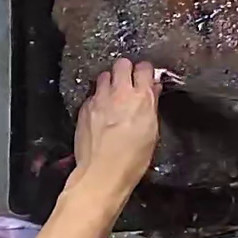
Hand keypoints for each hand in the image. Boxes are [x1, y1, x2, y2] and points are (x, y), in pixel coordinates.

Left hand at [71, 58, 159, 200]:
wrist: (102, 173)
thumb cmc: (132, 159)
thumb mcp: (152, 132)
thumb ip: (151, 105)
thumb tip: (152, 89)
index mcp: (141, 99)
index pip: (144, 68)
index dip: (146, 71)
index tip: (146, 77)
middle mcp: (119, 94)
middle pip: (122, 64)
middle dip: (126, 70)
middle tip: (128, 82)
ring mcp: (99, 99)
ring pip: (104, 75)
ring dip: (110, 82)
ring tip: (113, 95)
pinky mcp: (85, 108)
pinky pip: (92, 94)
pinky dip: (98, 98)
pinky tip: (101, 111)